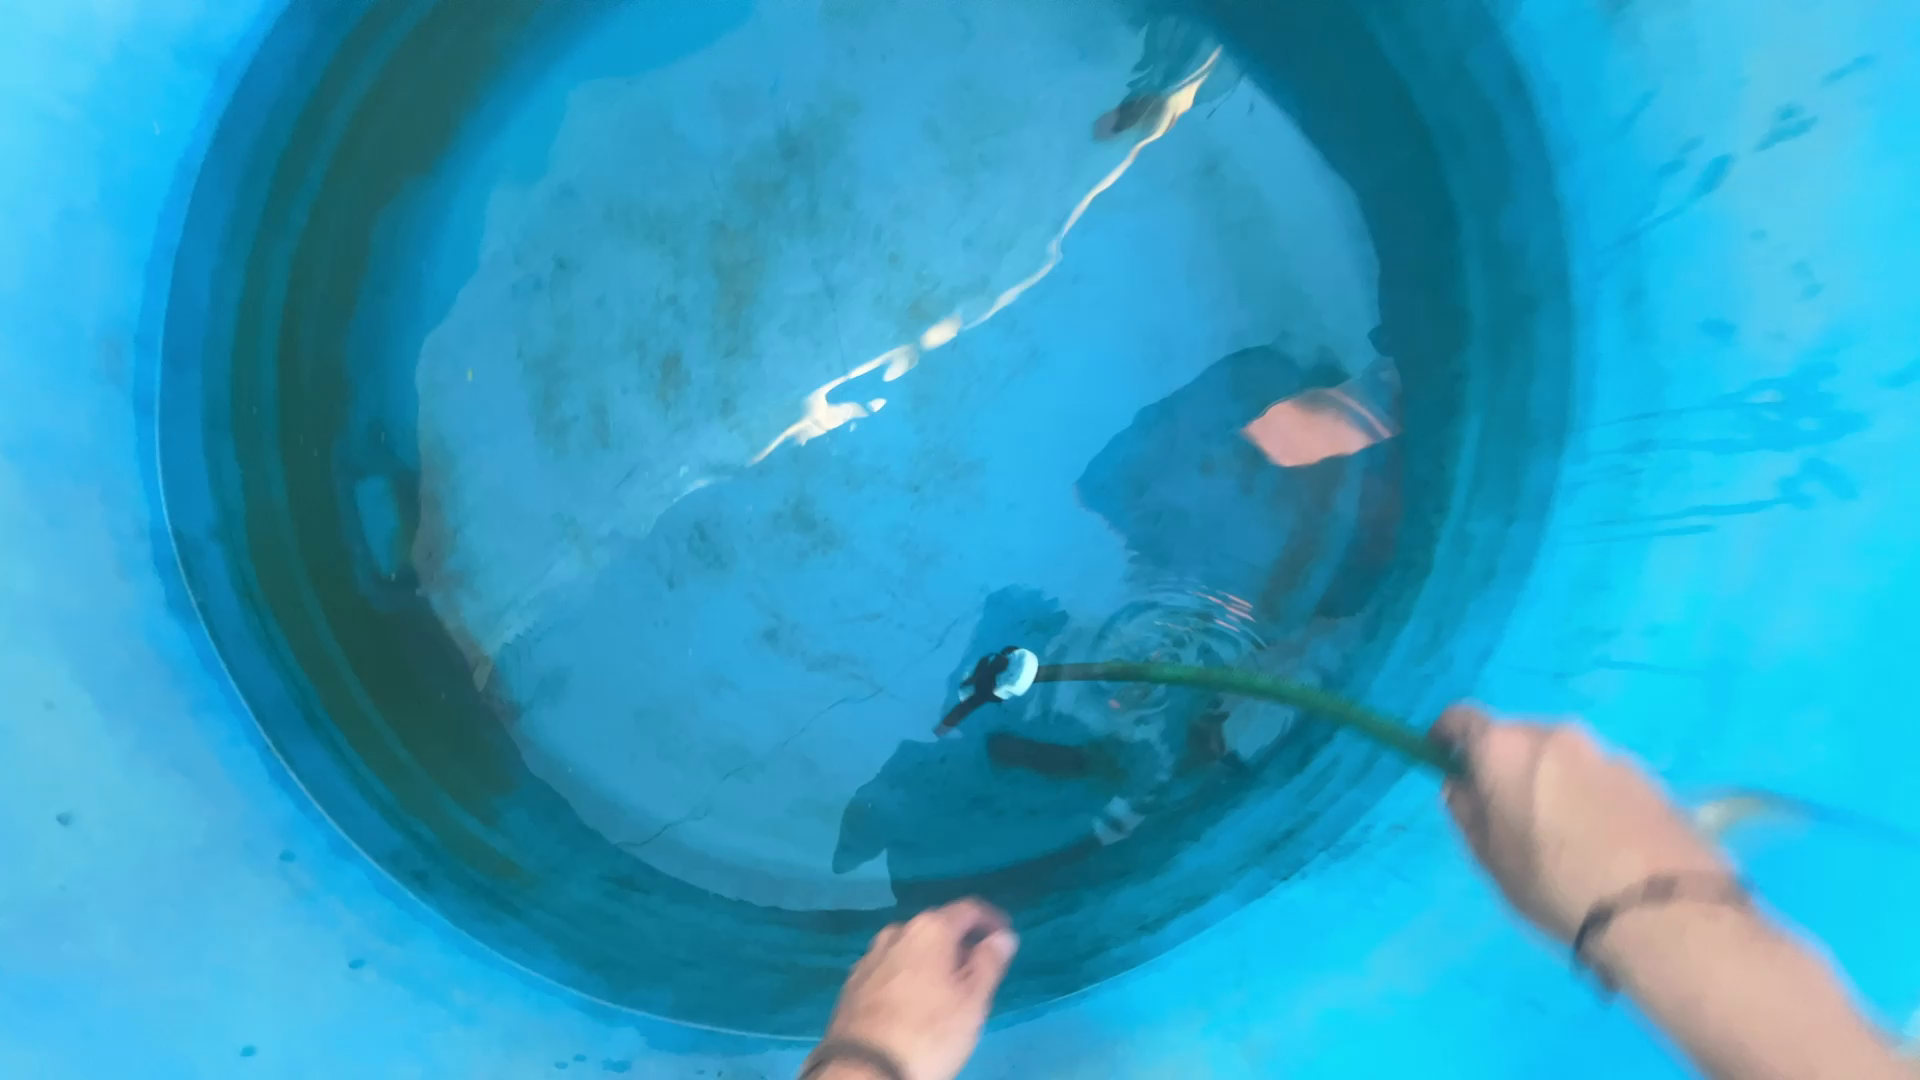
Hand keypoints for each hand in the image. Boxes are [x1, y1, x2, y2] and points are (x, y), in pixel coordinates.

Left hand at [816, 898, 1018, 1079]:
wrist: (863, 1070)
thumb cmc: (928, 1033)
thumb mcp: (972, 1002)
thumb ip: (990, 963)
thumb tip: (1003, 936)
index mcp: (932, 928)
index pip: (969, 909)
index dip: (991, 920)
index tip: (1003, 937)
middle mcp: (899, 930)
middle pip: (939, 927)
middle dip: (960, 944)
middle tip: (976, 974)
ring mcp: (872, 953)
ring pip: (912, 946)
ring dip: (931, 960)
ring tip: (944, 991)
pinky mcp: (855, 979)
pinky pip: (890, 966)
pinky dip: (907, 974)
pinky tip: (911, 1002)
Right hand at [1433, 704, 1730, 943]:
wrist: (1669, 918)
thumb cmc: (1554, 881)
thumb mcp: (1487, 855)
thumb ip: (1465, 810)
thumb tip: (1463, 786)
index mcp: (1503, 746)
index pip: (1461, 718)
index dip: (1447, 736)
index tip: (1445, 759)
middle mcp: (1554, 736)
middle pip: (1517, 738)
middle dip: (1506, 764)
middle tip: (1508, 808)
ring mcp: (1608, 755)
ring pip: (1563, 760)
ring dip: (1553, 781)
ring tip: (1565, 833)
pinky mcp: (1653, 781)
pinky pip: (1604, 780)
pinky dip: (1594, 799)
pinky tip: (1605, 843)